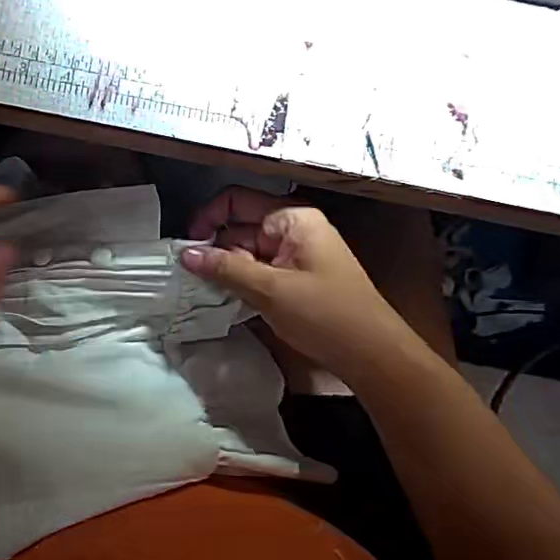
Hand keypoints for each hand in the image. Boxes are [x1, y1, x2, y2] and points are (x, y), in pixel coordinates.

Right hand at [180, 187, 423, 381]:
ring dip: (223, 268)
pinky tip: (222, 298)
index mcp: (293, 219)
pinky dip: (238, 282)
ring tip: (200, 288)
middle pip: (238, 227)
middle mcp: (293, 230)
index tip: (187, 245)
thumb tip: (185, 254)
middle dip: (213, 248)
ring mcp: (294, 255)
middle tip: (188, 273)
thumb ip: (225, 268)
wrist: (375, 357)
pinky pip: (256, 271)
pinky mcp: (293, 279)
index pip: (238, 202)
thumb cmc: (328, 316)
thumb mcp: (270, 290)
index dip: (209, 218)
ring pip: (244, 252)